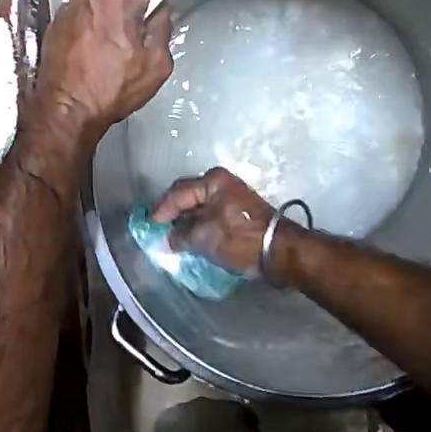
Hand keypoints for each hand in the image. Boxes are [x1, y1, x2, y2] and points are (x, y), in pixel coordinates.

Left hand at [30, 0, 173, 144]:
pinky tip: (100, 45)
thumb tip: (161, 11)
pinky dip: (96, 20)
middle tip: (149, 19)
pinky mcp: (56, 23)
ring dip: (115, 7)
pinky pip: (84, 11)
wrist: (65, 111)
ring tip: (124, 36)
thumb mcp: (156, 62)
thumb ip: (162, 27)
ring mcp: (68, 6)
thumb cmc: (111, 88)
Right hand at [151, 167, 277, 274]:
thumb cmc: (240, 238)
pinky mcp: (238, 211)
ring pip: (199, 206)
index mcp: (212, 181)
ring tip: (173, 236)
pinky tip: (191, 238)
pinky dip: (199, 224)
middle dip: (173, 213)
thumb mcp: (204, 236)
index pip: (177, 193)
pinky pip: (210, 214)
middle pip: (187, 196)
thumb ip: (181, 235)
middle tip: (159, 230)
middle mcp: (222, 182)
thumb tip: (170, 238)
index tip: (150, 226)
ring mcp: (231, 196)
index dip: (161, 210)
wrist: (280, 251)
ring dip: (186, 220)